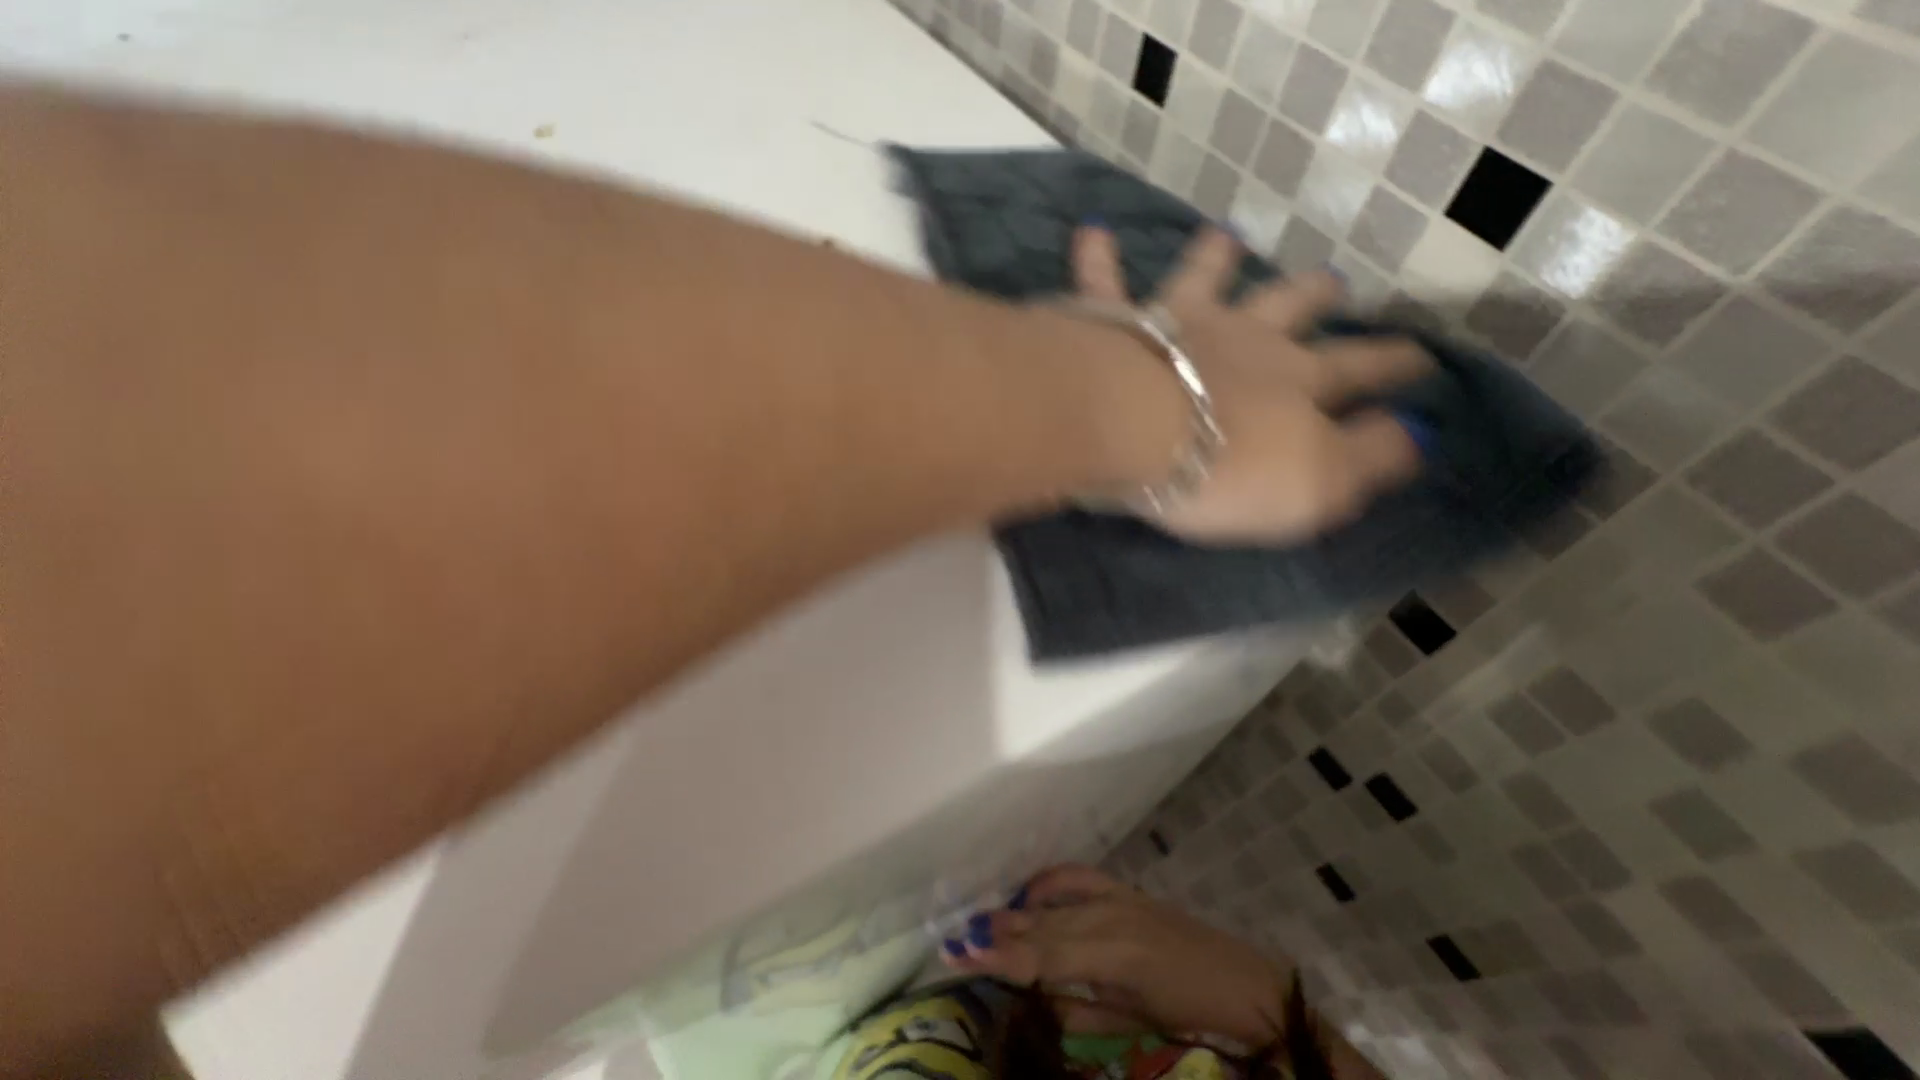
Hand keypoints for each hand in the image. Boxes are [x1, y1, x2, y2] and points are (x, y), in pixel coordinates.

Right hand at [940, 864, 1292, 1044]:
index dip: (999, 955)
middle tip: (953, 939)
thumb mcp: (1127, 1020)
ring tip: (979, 919)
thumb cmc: (1184, 1011)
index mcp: (1112, 956)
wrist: (1239, 981)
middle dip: (996, 932)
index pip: (1042, 955)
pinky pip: (1077, 877)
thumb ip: (1073, 1007)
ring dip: (1015, 911)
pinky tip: (1027, 892)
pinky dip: (1048, 882)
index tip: (959, 954)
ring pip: (1053, 904)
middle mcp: (1109, 918)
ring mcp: (1117, 897)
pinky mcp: (1125, 889)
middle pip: (1041, 925)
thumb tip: (1027, 995)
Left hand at [1073, 226, 1430, 543]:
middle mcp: (1242, 340)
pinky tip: (1093, 233)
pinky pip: (1103, 286)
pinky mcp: (1115, 326)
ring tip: (1227, 233)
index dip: (1391, 364)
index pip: (1357, 370)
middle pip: (1288, 309)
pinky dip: (1098, 260)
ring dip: (1216, 256)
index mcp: (1296, 382)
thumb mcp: (1320, 482)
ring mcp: (1177, 324)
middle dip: (1315, 296)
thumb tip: (1418, 433)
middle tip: (1335, 280)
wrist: (1135, 428)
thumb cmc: (1228, 467)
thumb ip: (1370, 457)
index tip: (1422, 355)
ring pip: (1204, 279)